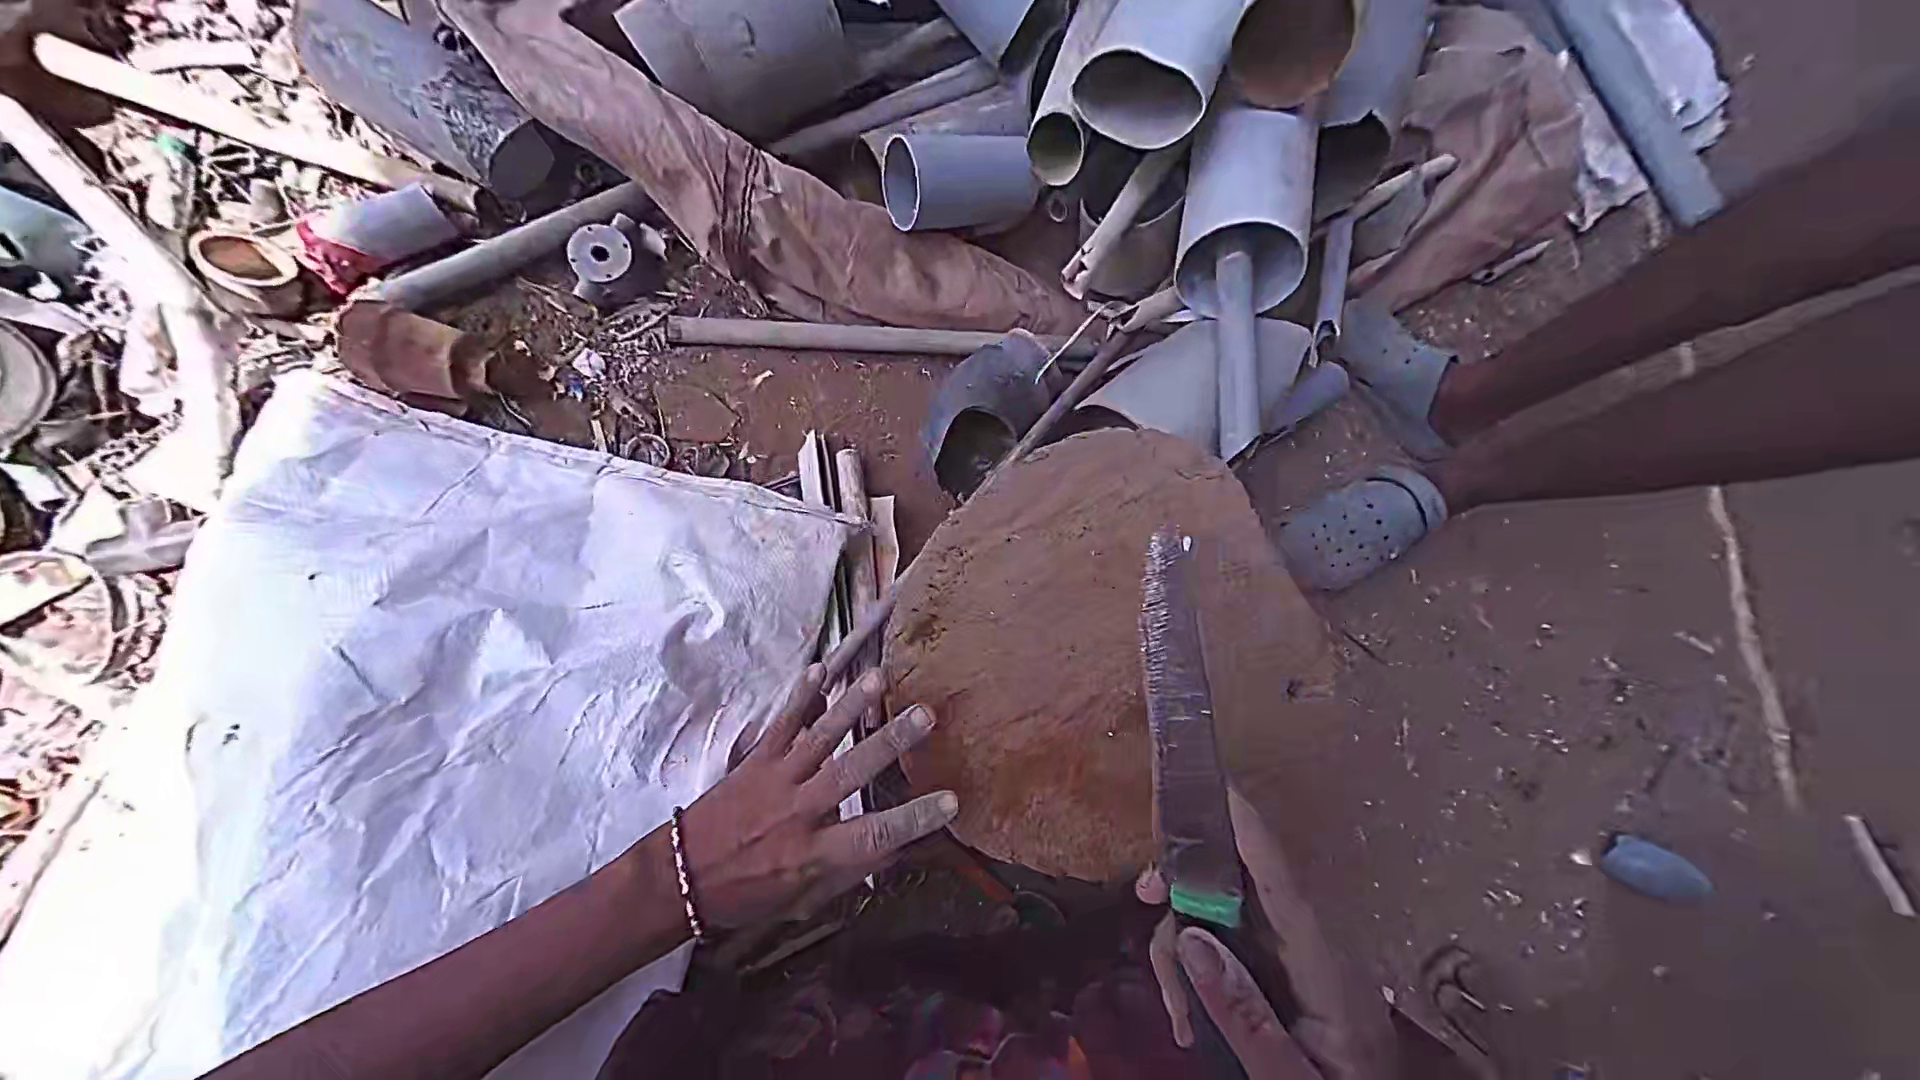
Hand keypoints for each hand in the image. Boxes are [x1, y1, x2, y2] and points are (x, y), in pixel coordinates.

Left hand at [679, 664, 956, 928]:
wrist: (680, 877)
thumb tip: (898, 849)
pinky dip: (803, 695)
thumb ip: (850, 871)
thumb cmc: (748, 894)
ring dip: (851, 706)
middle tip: (925, 715)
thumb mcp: (803, 899)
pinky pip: (783, 722)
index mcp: (812, 853)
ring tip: (880, 678)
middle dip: (890, 741)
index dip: (914, 818)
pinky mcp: (757, 759)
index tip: (951, 800)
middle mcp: (798, 811)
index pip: (874, 835)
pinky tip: (821, 668)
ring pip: (820, 737)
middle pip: (851, 771)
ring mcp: (776, 779)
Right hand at [1139, 790, 1396, 1079]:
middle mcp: (1303, 941)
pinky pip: (1219, 940)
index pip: (1279, 873)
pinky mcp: (1271, 968)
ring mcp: (1286, 954)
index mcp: (1322, 960)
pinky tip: (1186, 1012)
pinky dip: (1191, 964)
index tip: (1208, 782)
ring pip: (1216, 912)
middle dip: (1182, 882)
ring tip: (1176, 1011)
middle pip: (1234, 881)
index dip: (1244, 823)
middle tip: (1145, 893)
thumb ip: (1248, 1020)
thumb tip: (1192, 940)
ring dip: (1179, 944)